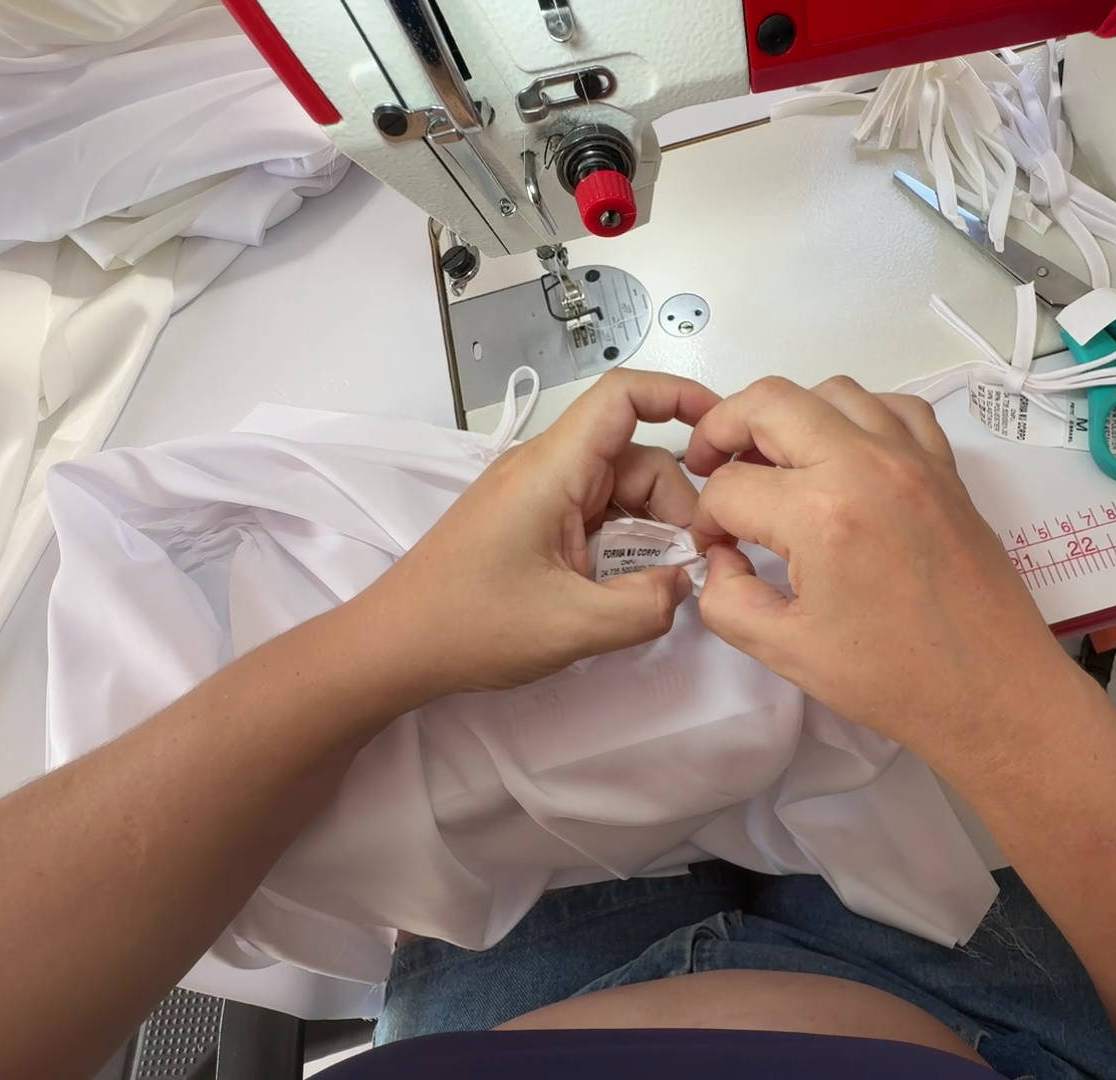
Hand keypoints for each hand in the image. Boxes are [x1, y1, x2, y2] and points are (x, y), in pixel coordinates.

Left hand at [345, 369, 719, 707]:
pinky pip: (602, 517)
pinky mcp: (539, 521)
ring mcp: (543, 495)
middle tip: (688, 566)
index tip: (724, 431)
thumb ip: (647, 606)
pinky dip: (626, 545)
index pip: (622, 396)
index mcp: (552, 468)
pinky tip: (625, 587)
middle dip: (675, 506)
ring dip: (651, 532)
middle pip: (639, 457)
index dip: (680, 395)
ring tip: (654, 584)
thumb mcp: (571, 626)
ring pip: (625, 491)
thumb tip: (685, 583)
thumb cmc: (469, 626)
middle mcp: (550, 468)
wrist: (391, 648)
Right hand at [687, 376, 1088, 763]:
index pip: (730, 487)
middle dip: (722, 429)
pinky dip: (856, 414)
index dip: (705, 518)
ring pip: (830, 390)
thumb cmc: (896, 681)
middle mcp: (865, 465)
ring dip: (787, 415)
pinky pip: (893, 406)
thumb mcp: (785, 652)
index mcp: (820, 514)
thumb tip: (720, 556)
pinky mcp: (943, 467)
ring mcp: (912, 458)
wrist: (994, 692)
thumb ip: (725, 598)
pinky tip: (843, 452)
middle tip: (711, 467)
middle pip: (767, 403)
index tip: (714, 546)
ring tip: (773, 458)